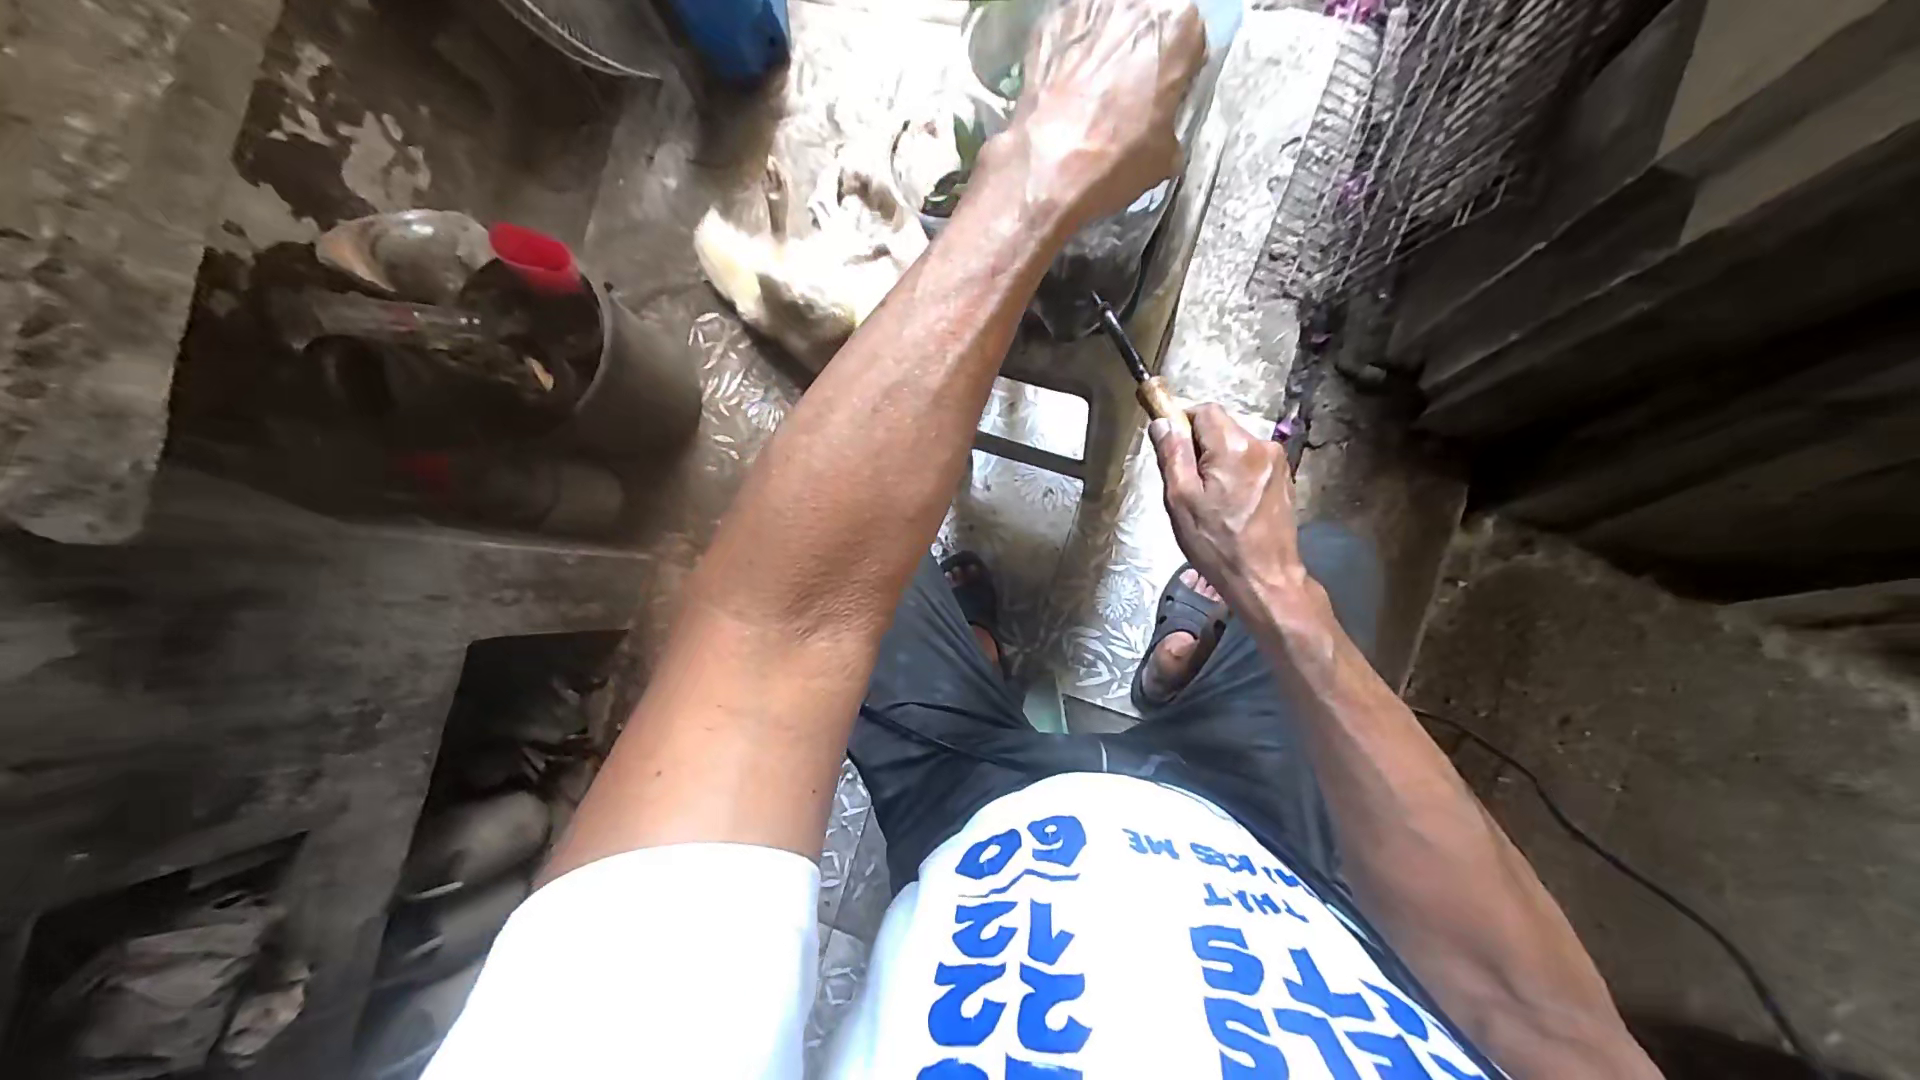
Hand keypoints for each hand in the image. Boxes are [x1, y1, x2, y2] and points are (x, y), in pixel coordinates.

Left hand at [1004, 0, 1207, 226]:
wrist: (1048, 174)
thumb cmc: (1116, 162)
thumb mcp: (1165, 155)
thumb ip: (1170, 121)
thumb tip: (1161, 128)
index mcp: (1179, 25)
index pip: (1189, 38)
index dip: (1176, 68)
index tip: (1162, 92)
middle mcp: (1136, 1)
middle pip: (1145, 21)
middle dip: (1138, 51)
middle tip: (1125, 91)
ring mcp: (1089, 7)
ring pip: (1106, 22)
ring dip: (1104, 47)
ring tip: (1092, 90)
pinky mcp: (1049, 23)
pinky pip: (1069, 33)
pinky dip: (1069, 54)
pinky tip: (1064, 87)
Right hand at [1149, 404, 1310, 613]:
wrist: (1264, 578)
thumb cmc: (1217, 543)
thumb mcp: (1181, 500)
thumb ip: (1172, 455)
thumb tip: (1162, 422)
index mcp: (1234, 447)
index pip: (1204, 410)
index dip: (1181, 422)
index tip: (1168, 448)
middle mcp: (1261, 446)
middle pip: (1220, 427)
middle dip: (1197, 446)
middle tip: (1185, 483)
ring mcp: (1277, 462)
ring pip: (1233, 445)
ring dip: (1215, 461)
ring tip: (1206, 499)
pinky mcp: (1283, 478)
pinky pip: (1248, 462)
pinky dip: (1232, 473)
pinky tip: (1227, 504)